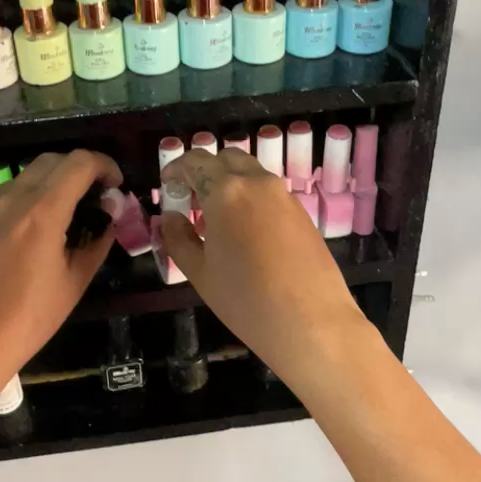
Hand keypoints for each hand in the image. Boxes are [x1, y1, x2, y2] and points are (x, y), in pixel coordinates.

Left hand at [0, 150, 123, 395]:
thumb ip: (97, 240)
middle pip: (51, 161)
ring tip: (59, 219)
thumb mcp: (75, 282)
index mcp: (42, 213)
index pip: (79, 163)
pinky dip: (20, 206)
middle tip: (92, 197)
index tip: (114, 184)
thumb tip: (108, 214)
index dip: (104, 165)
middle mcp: (9, 200)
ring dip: (48, 187)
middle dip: (78, 171)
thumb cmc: (30, 320)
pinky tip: (23, 240)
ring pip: (23, 179)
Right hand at [157, 149, 373, 389]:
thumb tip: (171, 218)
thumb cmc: (246, 300)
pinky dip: (251, 199)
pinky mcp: (302, 212)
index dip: (176, 170)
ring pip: (250, 173)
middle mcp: (257, 182)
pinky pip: (268, 192)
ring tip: (218, 222)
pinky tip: (246, 235)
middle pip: (225, 159)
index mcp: (225, 191)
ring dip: (229, 184)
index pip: (195, 162)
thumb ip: (179, 238)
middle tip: (192, 203)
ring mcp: (284, 195)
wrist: (312, 322)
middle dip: (205, 172)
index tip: (168, 188)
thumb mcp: (200, 273)